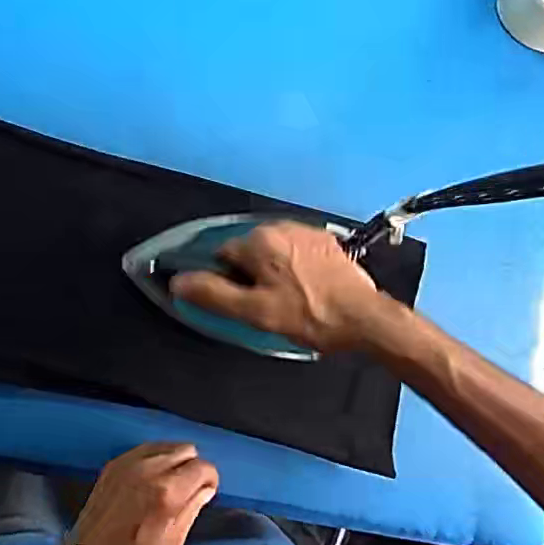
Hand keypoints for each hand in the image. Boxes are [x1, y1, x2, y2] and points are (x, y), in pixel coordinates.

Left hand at [72, 443, 217, 544]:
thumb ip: (192, 511)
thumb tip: (205, 488)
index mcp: (167, 492)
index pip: (203, 467)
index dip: (209, 480)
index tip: (206, 494)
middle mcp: (149, 468)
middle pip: (186, 450)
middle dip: (192, 468)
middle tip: (188, 490)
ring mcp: (129, 461)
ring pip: (166, 445)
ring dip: (174, 460)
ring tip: (169, 484)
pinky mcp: (114, 463)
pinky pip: (146, 448)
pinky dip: (155, 458)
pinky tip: (150, 479)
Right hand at [169, 220, 399, 353]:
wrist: (365, 318)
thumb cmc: (308, 315)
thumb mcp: (255, 313)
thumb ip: (214, 294)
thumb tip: (178, 281)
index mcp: (258, 240)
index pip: (223, 255)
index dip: (229, 281)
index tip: (246, 302)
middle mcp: (279, 226)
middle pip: (248, 250)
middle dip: (251, 274)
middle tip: (269, 304)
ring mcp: (305, 230)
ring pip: (272, 250)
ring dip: (273, 269)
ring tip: (291, 298)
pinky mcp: (325, 240)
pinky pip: (295, 250)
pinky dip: (294, 265)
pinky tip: (308, 287)